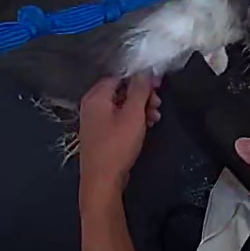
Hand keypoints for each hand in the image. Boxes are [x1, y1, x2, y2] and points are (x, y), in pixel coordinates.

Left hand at [78, 75, 159, 198]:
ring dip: (140, 108)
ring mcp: (95, 120)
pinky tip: (146, 126)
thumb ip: (139, 90)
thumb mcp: (133, 115)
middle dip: (142, 95)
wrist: (103, 178)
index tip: (157, 85)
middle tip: (157, 103)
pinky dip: (132, 119)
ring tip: (155, 116)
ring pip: (121, 105)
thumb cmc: (117, 146)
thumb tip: (144, 72)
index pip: (119, 77)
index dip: (140, 79)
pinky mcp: (101, 133)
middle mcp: (92, 105)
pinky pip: (118, 118)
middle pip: (120, 90)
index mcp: (96, 97)